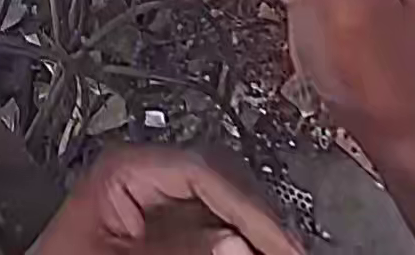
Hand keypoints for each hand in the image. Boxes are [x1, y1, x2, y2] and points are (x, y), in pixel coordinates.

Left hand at [31, 147, 301, 254]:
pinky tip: (249, 249)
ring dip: (249, 228)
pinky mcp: (159, 231)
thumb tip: (237, 241)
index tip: (283, 243)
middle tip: (290, 248)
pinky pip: (205, 228)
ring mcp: (151, 204)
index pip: (203, 169)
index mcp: (124, 167)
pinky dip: (231, 242)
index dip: (250, 207)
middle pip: (217, 181)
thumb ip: (178, 249)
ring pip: (219, 205)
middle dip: (257, 218)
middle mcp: (141, 175)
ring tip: (280, 249)